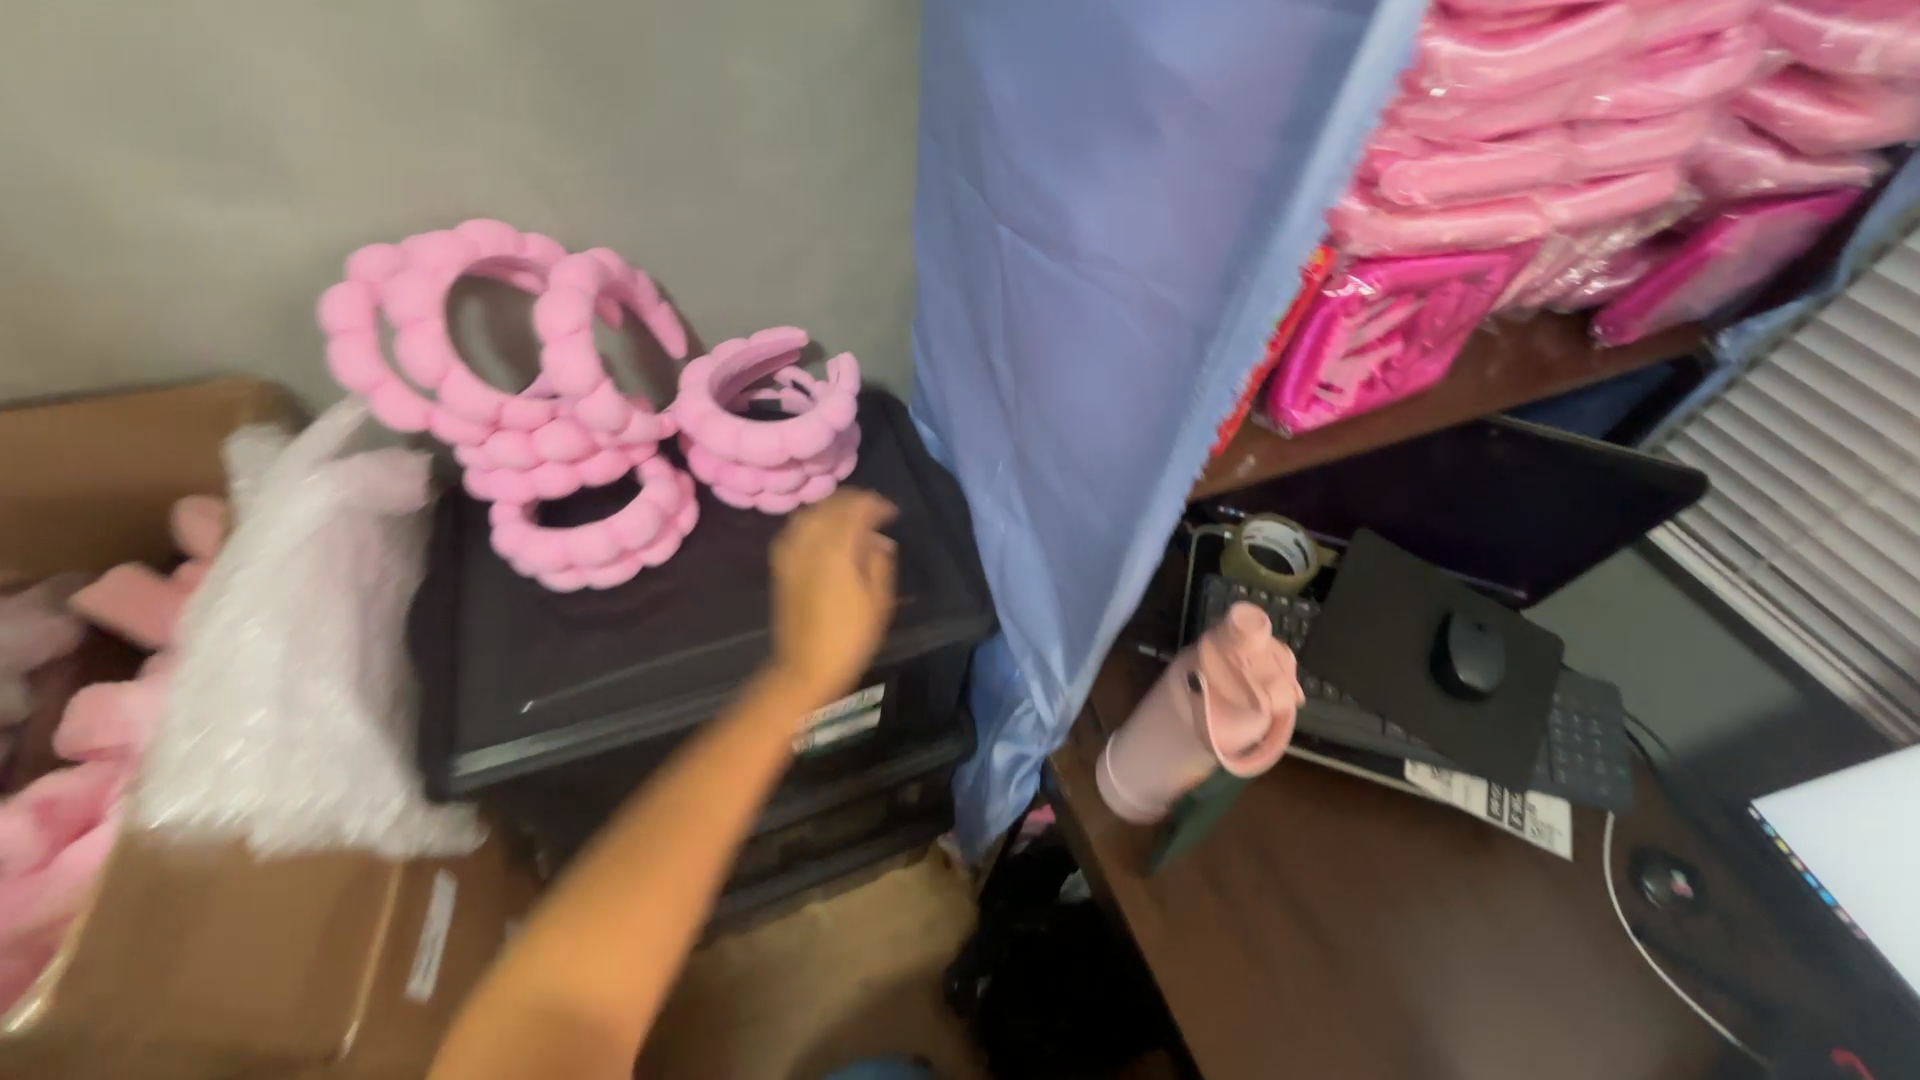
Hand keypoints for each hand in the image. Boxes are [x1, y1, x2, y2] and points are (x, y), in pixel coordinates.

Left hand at [766, 490, 898, 706]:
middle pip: (831, 505)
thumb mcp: (879, 601)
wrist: (806, 667)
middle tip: (874, 510)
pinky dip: (811, 521)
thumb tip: (880, 540)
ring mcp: (791, 553)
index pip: (857, 509)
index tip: (893, 513)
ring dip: (831, 507)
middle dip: (854, 501)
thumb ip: (880, 562)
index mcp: (838, 549)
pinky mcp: (781, 565)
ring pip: (810, 513)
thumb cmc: (850, 637)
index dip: (877, 505)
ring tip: (850, 515)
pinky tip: (822, 531)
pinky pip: (794, 529)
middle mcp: (811, 543)